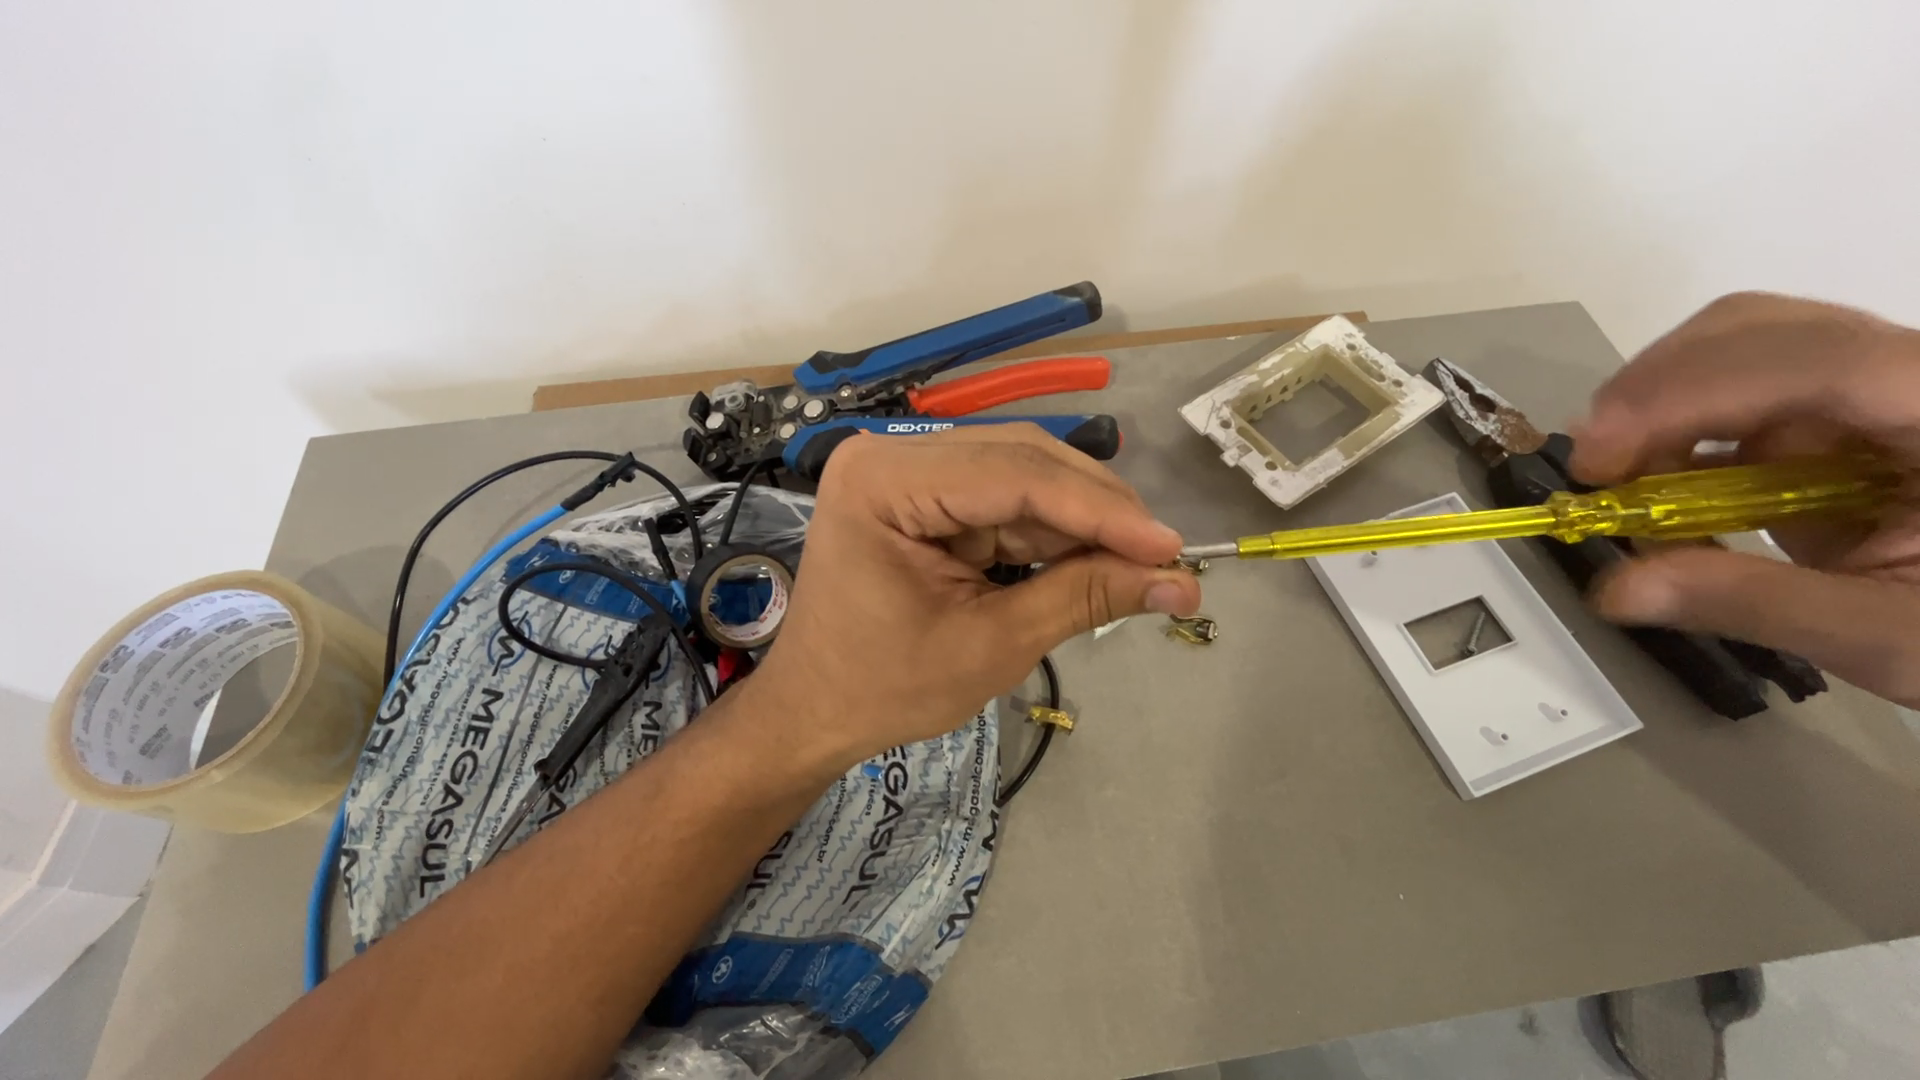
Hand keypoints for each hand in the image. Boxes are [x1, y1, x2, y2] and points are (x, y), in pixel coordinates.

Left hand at [750, 424, 1201, 769]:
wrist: (814, 711)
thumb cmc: (884, 689)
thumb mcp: (989, 646)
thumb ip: (1082, 598)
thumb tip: (1178, 581)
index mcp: (884, 481)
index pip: (1015, 475)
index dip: (1101, 511)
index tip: (1170, 547)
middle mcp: (892, 455)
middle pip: (1021, 461)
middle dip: (1097, 511)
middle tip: (1163, 556)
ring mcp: (905, 472)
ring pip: (1021, 477)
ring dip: (1082, 520)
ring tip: (1142, 561)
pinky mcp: (923, 495)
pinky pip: (1002, 501)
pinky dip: (1051, 531)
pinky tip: (1095, 557)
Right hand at [1571, 291, 1919, 705]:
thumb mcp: (1891, 635)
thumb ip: (1756, 603)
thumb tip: (1615, 591)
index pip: (1819, 364)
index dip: (1688, 395)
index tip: (1595, 461)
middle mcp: (1915, 375)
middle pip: (1761, 331)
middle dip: (1653, 391)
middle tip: (1595, 469)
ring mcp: (1876, 390)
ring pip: (1736, 352)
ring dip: (1655, 413)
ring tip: (1619, 485)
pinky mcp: (1840, 417)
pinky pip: (1735, 400)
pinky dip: (1674, 440)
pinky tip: (1654, 492)